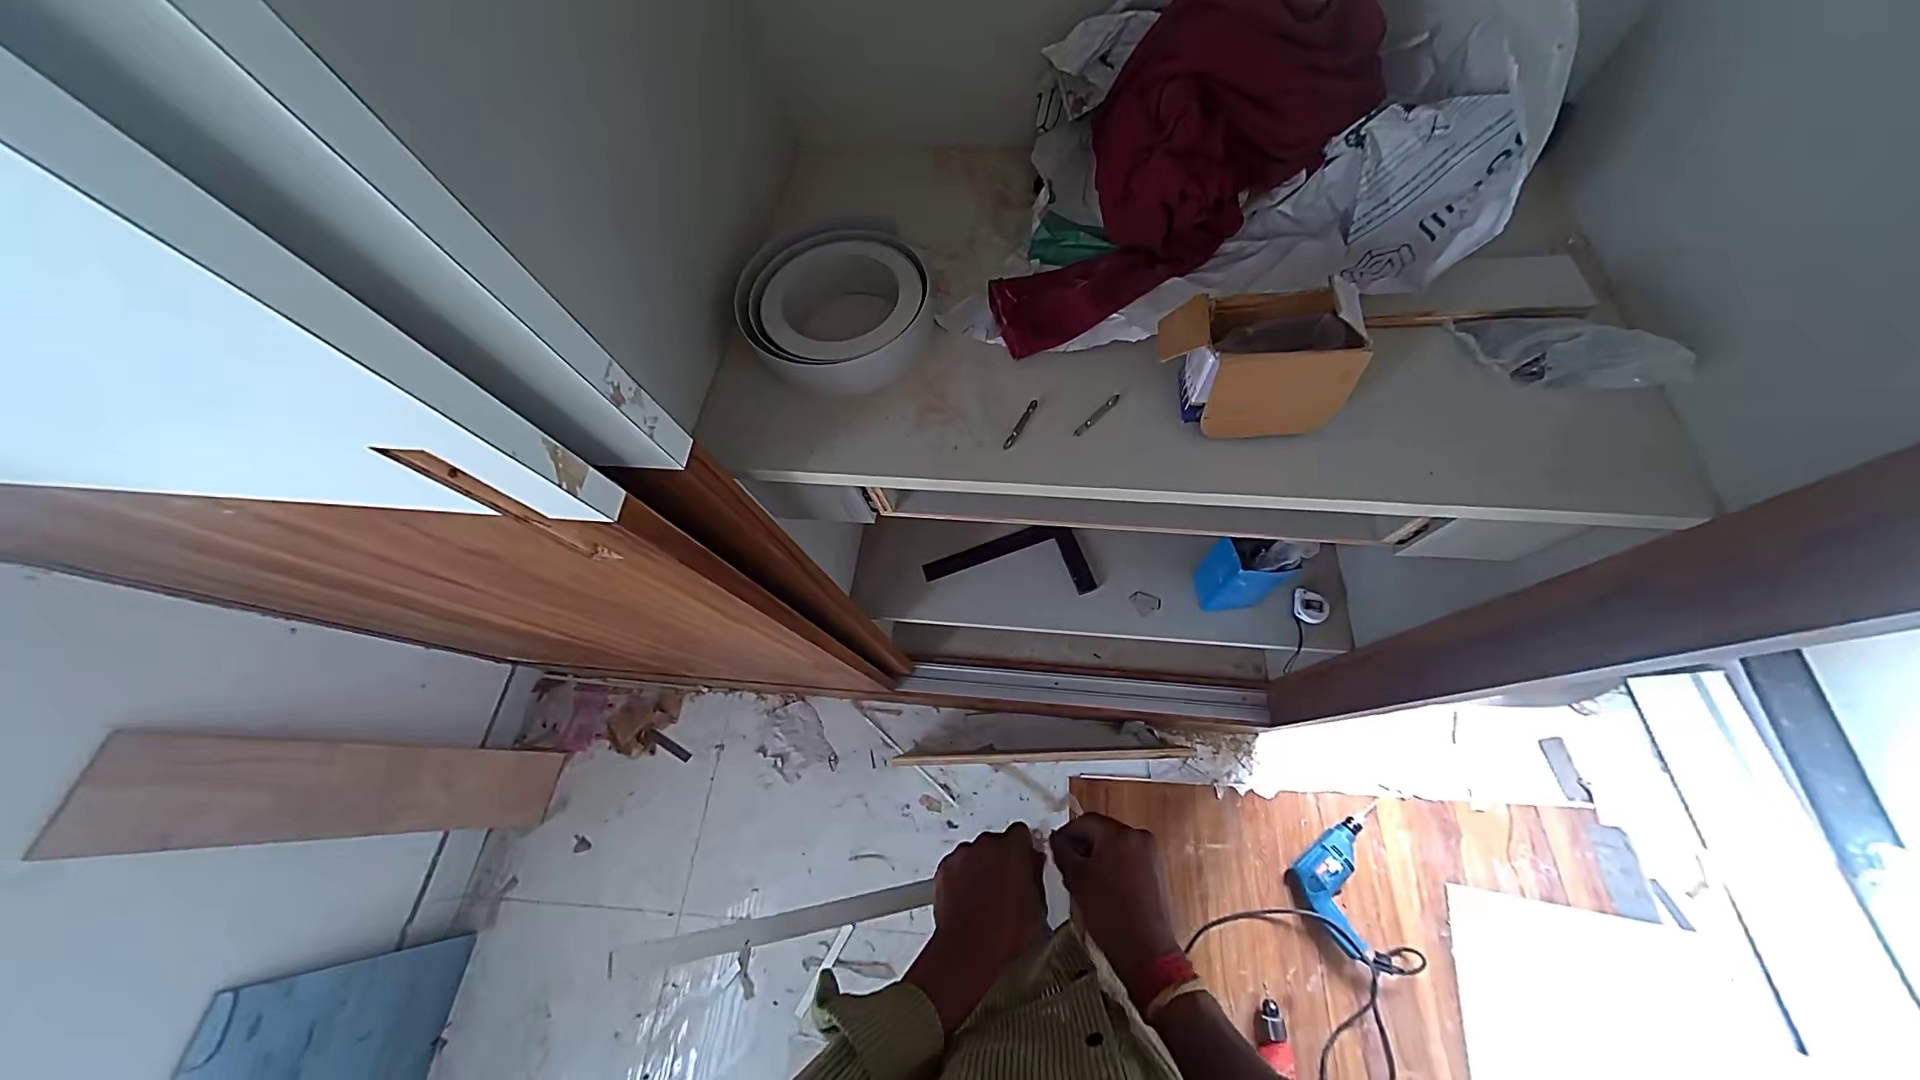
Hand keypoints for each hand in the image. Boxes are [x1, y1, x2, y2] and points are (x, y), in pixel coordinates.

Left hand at [905, 823, 1048, 1031]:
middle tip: (1007, 886)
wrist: (967, 949)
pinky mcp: (945, 868)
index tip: (1025, 861)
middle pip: (997, 842)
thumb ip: (1036, 875)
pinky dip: (962, 876)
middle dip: (1002, 858)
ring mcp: (963, 855)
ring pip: (976, 853)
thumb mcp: (1038, 906)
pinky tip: (970, 900)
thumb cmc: (1002, 932)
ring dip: (981, 866)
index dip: (1024, 848)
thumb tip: (1034, 866)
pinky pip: (957, 865)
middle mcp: (985, 845)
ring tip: (986, 897)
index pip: (1021, 832)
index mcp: (1012, 848)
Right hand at [1049, 813, 1182, 993]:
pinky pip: (1128, 857)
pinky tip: (1102, 885)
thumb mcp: (1077, 880)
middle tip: (1066, 864)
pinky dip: (1113, 864)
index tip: (1053, 848)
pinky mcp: (1157, 870)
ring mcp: (1151, 853)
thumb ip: (1063, 852)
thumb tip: (1056, 839)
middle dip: (1082, 844)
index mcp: (1120, 834)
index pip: (1085, 821)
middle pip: (1102, 831)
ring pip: (1115, 845)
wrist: (1146, 951)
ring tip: (1082, 877)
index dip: (1066, 833)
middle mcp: (1139, 836)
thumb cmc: (1107, 912)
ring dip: (1097, 855)